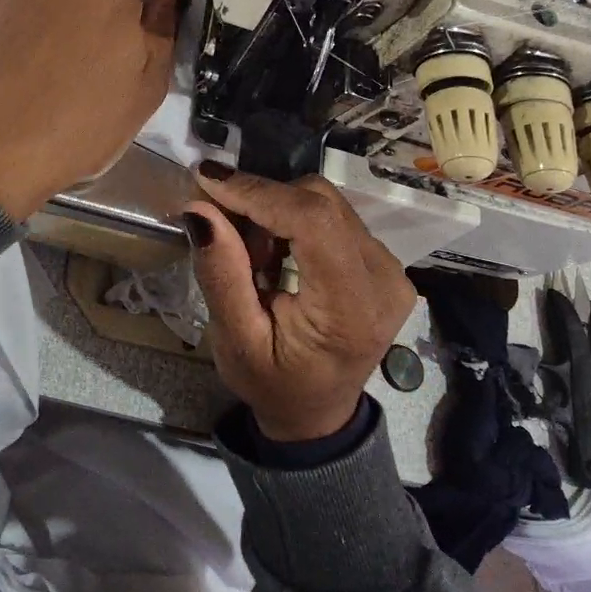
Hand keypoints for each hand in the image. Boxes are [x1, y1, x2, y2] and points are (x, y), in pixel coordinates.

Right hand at [184, 167, 416, 442]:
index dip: (258, 192)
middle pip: (319, 202)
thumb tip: (200, 209)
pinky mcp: (383, 260)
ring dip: (275, 209)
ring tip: (250, 252)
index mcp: (350, 309)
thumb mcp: (235, 341)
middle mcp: (383, 280)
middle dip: (260, 200)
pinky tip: (273, 251)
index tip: (206, 180)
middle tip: (221, 226)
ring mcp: (390, 268)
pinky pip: (331, 213)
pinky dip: (291, 217)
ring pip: (323, 201)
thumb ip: (222, 275)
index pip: (313, 222)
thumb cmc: (272, 382)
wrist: (316, 411)